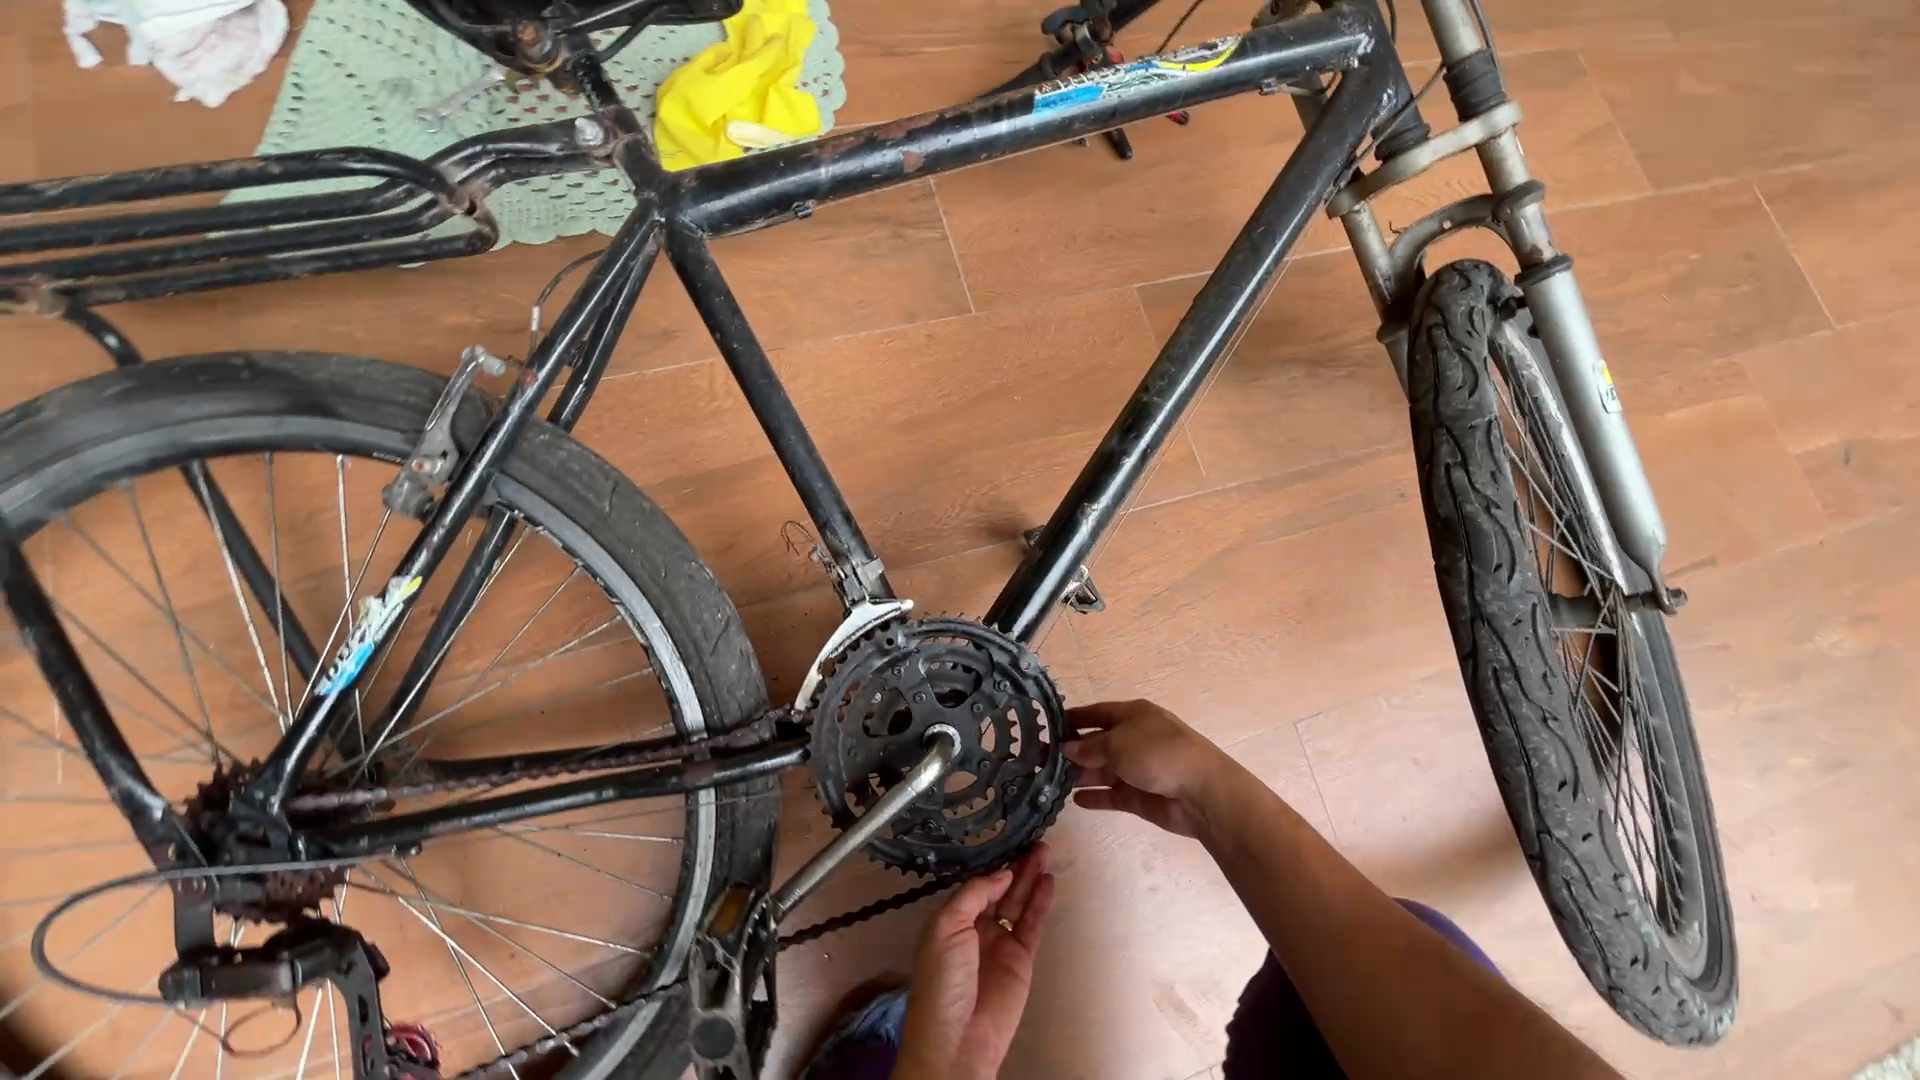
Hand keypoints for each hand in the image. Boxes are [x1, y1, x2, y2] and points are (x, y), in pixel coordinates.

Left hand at [894, 843, 1055, 1079]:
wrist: (957, 1039)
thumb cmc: (942, 980)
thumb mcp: (945, 927)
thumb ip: (973, 895)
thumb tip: (1001, 874)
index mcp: (951, 919)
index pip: (976, 884)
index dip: (992, 865)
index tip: (1008, 840)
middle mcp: (976, 927)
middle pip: (1001, 889)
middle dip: (1016, 866)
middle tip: (1035, 841)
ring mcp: (1000, 943)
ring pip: (1019, 902)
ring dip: (1031, 878)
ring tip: (1045, 851)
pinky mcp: (1022, 959)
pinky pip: (1032, 924)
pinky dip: (1041, 903)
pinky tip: (1049, 881)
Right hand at [1065, 699, 1235, 837]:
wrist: (1202, 792)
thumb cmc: (1158, 754)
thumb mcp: (1118, 743)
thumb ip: (1090, 747)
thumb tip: (1068, 748)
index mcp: (1133, 716)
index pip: (1097, 713)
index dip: (1074, 718)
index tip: (1049, 726)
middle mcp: (1134, 739)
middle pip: (1098, 743)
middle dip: (1073, 750)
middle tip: (1042, 760)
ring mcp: (1138, 769)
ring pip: (1103, 770)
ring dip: (1081, 774)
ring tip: (1052, 782)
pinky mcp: (1140, 796)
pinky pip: (1112, 794)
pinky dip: (1096, 797)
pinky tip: (1076, 800)